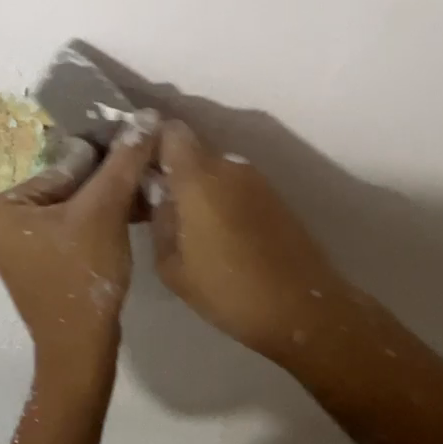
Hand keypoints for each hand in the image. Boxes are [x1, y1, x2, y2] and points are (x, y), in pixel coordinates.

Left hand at [0, 119, 159, 366]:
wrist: (82, 351)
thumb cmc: (82, 275)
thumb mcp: (104, 210)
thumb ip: (122, 161)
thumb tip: (145, 115)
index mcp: (1, 207)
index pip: (62, 168)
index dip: (104, 159)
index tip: (138, 147)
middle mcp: (2, 223)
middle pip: (68, 188)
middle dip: (107, 182)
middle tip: (146, 169)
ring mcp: (21, 246)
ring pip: (74, 209)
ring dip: (108, 201)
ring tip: (146, 190)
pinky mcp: (42, 264)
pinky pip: (73, 229)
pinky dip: (101, 223)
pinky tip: (134, 213)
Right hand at [149, 119, 362, 360]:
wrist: (304, 312)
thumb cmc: (229, 290)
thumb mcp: (172, 267)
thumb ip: (159, 221)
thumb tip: (159, 198)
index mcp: (198, 176)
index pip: (170, 131)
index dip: (151, 142)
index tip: (138, 166)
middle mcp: (228, 166)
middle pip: (191, 150)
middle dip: (173, 170)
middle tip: (159, 203)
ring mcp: (255, 179)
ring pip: (213, 169)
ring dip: (199, 187)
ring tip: (190, 225)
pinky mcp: (273, 196)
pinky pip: (234, 185)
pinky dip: (221, 199)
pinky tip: (219, 234)